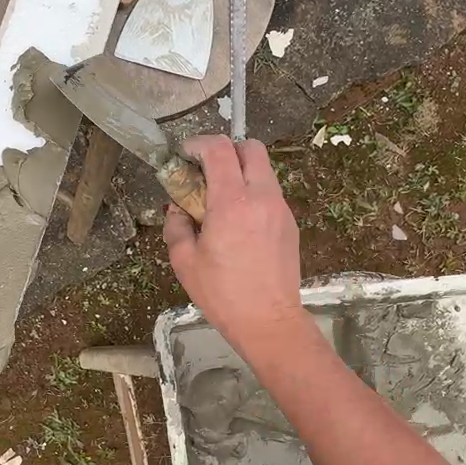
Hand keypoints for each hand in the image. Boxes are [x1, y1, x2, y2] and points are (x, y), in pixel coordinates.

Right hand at [164, 135, 306, 359]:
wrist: (267, 320)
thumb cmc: (222, 294)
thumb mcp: (184, 261)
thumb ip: (176, 226)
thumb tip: (177, 209)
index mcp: (231, 203)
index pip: (219, 150)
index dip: (198, 143)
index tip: (184, 155)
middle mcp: (261, 197)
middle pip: (250, 147)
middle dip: (226, 150)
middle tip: (205, 171)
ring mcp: (280, 209)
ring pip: (263, 169)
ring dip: (240, 172)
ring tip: (219, 200)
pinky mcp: (289, 223)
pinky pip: (270, 193)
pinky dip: (252, 193)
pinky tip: (237, 223)